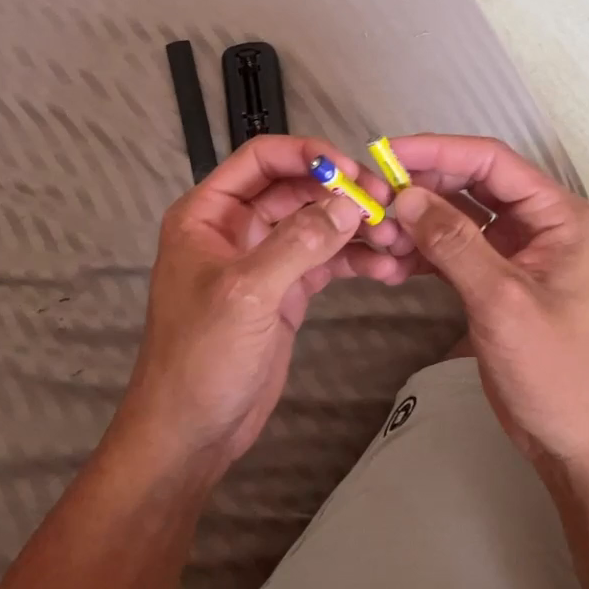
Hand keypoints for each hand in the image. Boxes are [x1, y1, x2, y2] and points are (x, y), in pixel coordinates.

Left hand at [111, 135, 416, 469]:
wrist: (191, 434)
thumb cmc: (200, 358)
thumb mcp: (247, 293)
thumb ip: (299, 242)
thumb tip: (350, 203)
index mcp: (207, 213)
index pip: (261, 159)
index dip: (307, 154)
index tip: (353, 168)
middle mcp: (235, 227)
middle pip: (296, 188)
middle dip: (341, 192)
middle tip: (388, 204)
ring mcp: (262, 260)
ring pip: (315, 223)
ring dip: (355, 226)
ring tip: (397, 238)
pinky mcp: (285, 291)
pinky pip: (325, 261)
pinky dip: (355, 260)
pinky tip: (387, 268)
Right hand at [386, 135, 588, 465]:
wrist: (577, 441)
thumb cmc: (556, 368)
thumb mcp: (503, 301)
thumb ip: (455, 244)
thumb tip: (405, 196)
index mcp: (556, 213)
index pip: (491, 162)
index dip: (438, 151)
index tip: (386, 154)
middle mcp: (537, 221)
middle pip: (470, 183)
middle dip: (422, 187)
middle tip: (373, 196)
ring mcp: (514, 250)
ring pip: (456, 215)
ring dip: (417, 221)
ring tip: (378, 235)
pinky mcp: (493, 278)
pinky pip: (451, 249)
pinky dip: (421, 252)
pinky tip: (390, 263)